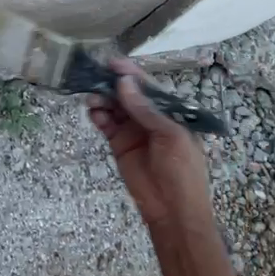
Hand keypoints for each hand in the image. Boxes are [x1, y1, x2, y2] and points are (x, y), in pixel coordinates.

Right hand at [87, 58, 213, 230]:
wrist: (173, 212)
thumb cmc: (182, 172)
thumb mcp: (171, 137)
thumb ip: (145, 110)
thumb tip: (123, 82)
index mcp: (168, 113)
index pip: (147, 87)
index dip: (131, 74)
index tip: (112, 63)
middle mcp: (148, 117)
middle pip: (126, 93)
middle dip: (111, 84)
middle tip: (94, 78)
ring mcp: (132, 129)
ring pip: (113, 106)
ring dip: (101, 99)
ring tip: (92, 100)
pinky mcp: (118, 143)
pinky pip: (105, 123)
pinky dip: (98, 116)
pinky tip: (94, 115)